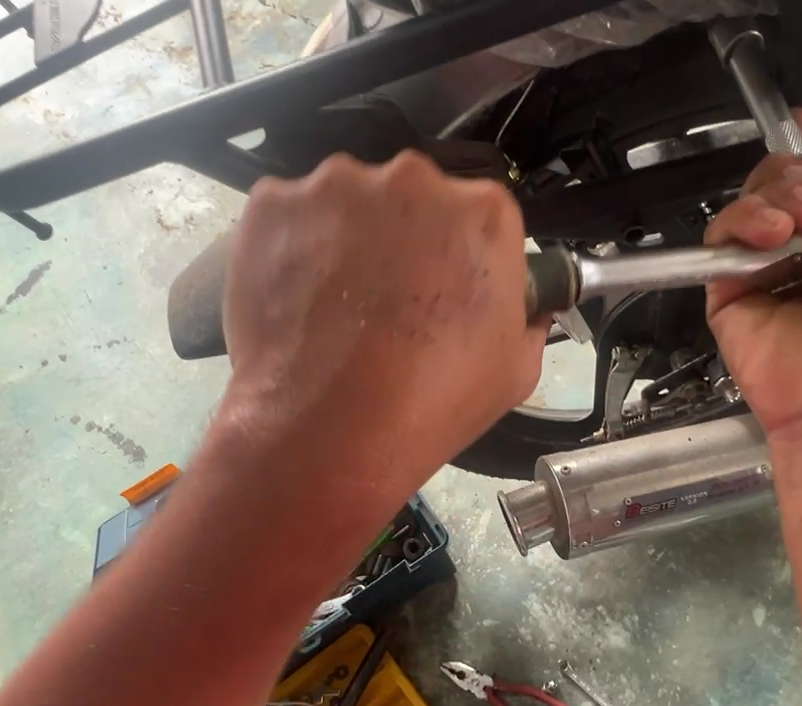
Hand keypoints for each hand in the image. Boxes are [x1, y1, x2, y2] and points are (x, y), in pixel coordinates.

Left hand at [217, 151, 544, 499]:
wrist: (333, 428)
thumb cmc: (434, 402)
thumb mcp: (517, 371)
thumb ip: (527, 319)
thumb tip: (524, 308)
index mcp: (484, 213)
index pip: (483, 216)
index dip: (466, 257)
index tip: (451, 291)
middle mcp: (413, 179)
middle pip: (416, 198)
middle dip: (408, 239)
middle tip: (394, 304)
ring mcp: (336, 186)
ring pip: (349, 202)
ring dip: (350, 240)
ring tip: (342, 309)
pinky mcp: (273, 205)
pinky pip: (291, 216)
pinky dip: (295, 249)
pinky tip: (302, 301)